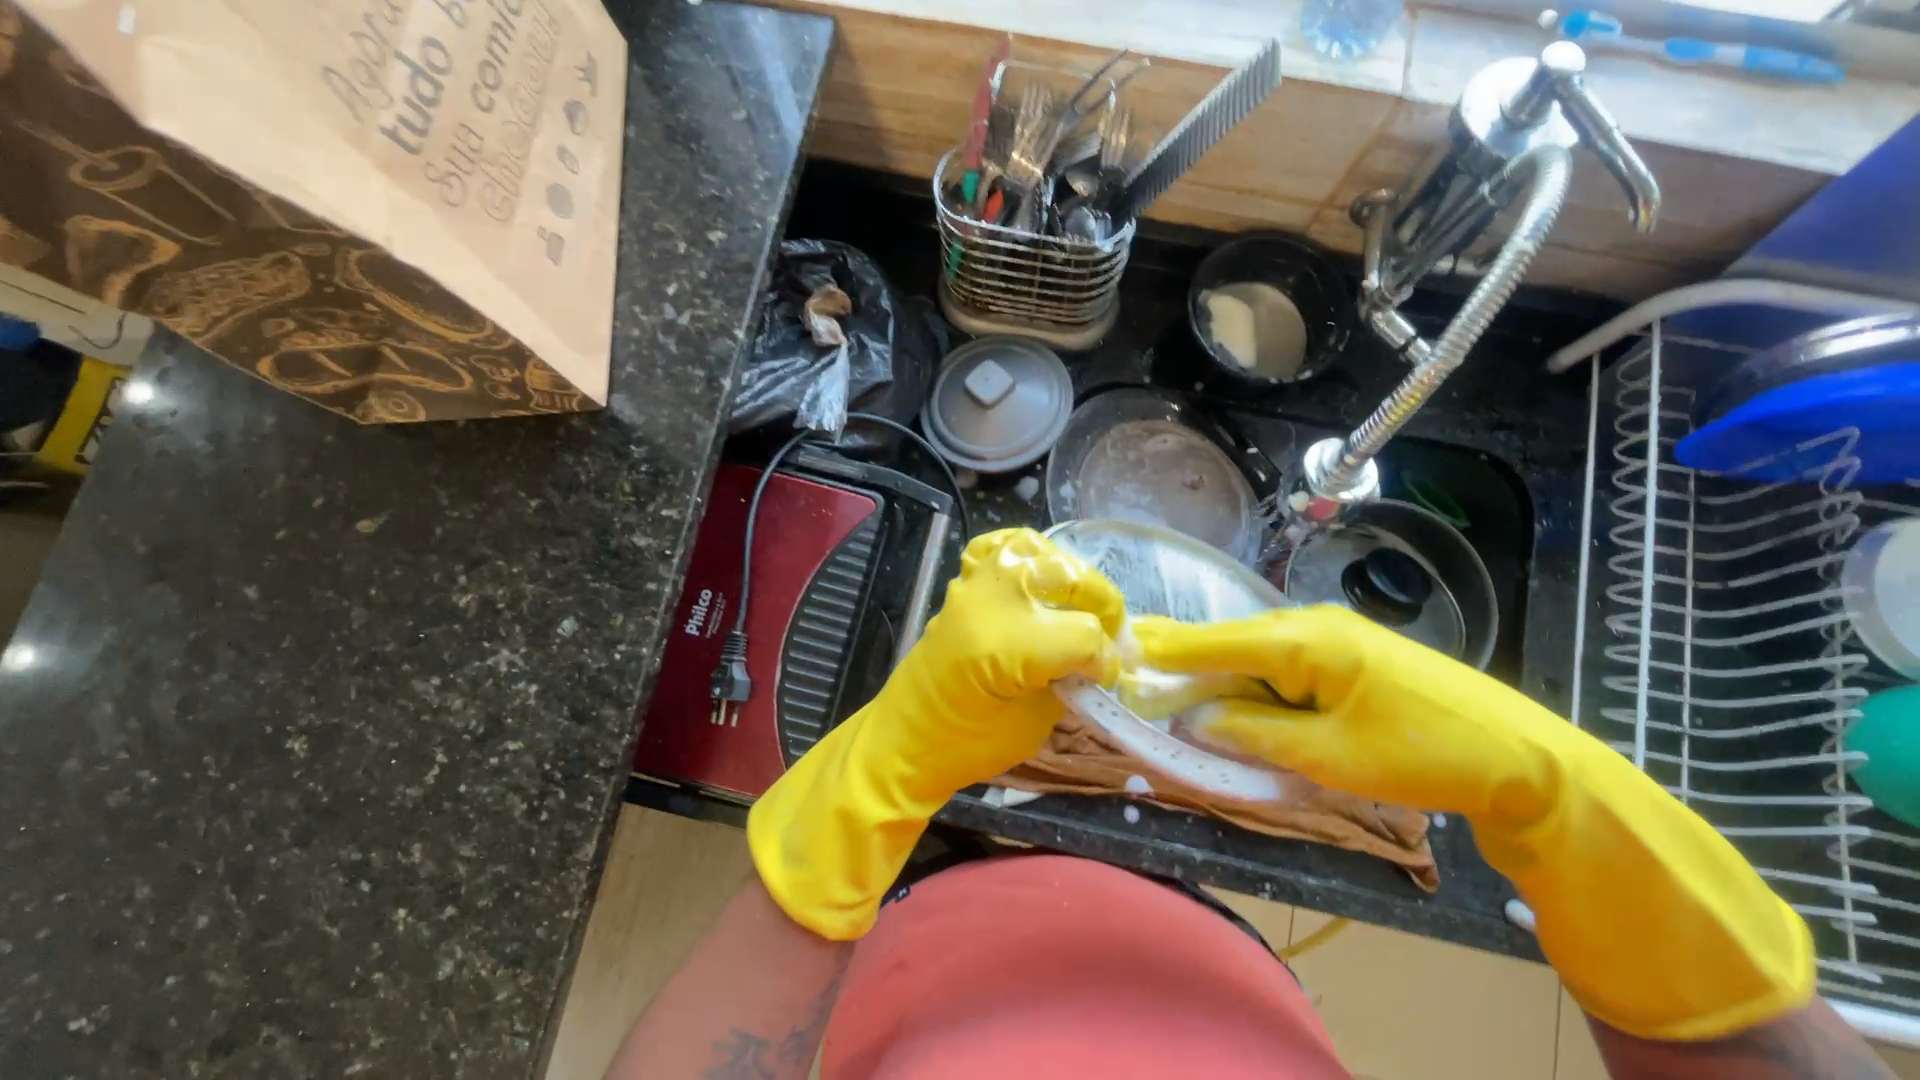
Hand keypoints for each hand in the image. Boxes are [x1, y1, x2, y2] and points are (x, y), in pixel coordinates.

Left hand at [880, 527, 1124, 789]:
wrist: (907, 739)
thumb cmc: (969, 746)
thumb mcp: (1035, 723)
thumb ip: (1070, 680)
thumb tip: (1100, 657)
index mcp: (1009, 645)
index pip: (1085, 634)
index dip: (1107, 659)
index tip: (1108, 678)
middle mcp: (991, 602)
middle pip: (1072, 578)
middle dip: (1102, 608)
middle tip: (1109, 639)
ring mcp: (973, 585)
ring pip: (1039, 550)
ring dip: (1071, 576)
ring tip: (1079, 605)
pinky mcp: (962, 582)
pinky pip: (999, 546)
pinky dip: (1026, 554)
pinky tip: (1039, 576)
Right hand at [1132, 604, 1813, 1042]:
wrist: (1521, 757)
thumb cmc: (1422, 754)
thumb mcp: (1329, 757)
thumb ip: (1254, 734)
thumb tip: (1198, 721)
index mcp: (1305, 641)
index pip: (1215, 641)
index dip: (1164, 649)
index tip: (1115, 647)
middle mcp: (1313, 627)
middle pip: (1231, 644)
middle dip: (1183, 662)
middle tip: (1131, 670)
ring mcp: (1334, 640)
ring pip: (1256, 656)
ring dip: (1219, 678)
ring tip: (1171, 692)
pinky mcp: (1349, 660)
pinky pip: (1285, 668)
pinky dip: (1254, 686)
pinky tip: (1234, 703)